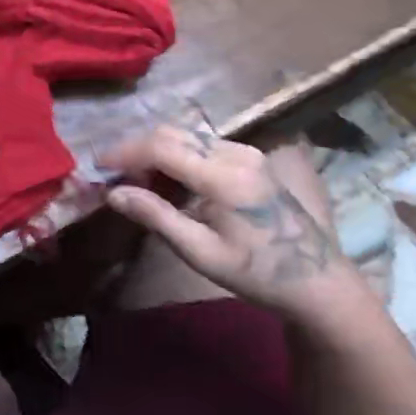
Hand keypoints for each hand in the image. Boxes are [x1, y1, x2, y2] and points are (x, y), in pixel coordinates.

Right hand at [99, 110, 374, 330]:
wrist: (317, 280)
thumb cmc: (256, 272)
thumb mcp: (200, 252)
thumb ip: (156, 217)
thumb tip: (112, 194)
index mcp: (225, 177)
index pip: (161, 147)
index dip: (124, 152)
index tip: (98, 166)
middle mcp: (237, 154)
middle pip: (172, 133)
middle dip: (137, 150)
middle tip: (115, 177)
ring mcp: (246, 153)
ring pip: (185, 136)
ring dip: (156, 153)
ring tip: (139, 183)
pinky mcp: (250, 158)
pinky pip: (201, 145)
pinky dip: (176, 156)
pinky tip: (169, 183)